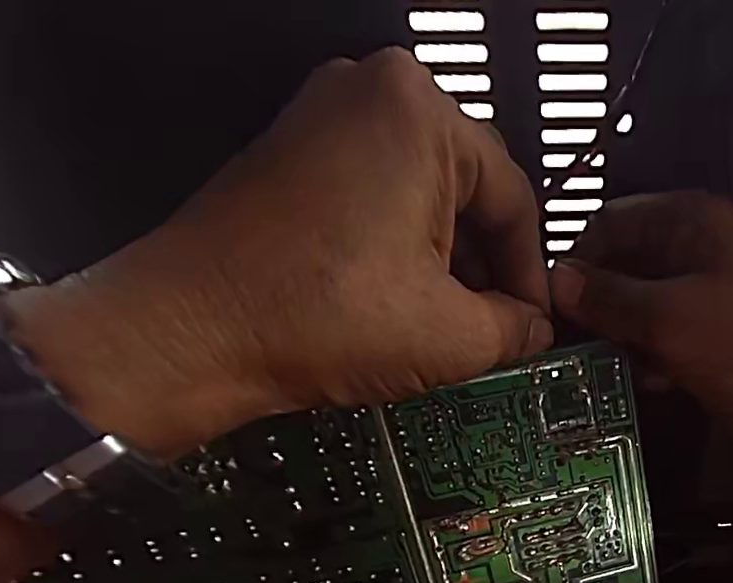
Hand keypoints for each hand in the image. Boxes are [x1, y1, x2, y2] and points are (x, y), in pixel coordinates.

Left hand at [7, 48, 552, 456]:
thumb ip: (520, 329)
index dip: (534, 275)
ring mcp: (328, 121)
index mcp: (419, 115)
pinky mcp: (302, 158)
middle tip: (500, 326)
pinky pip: (387, 199)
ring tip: (454, 324)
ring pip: (432, 200)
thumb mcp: (456, 336)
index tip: (536, 321)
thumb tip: (535, 328)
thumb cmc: (310, 315)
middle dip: (493, 269)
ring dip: (456, 266)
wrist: (195, 334)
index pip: (517, 200)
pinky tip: (411, 305)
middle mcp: (371, 96)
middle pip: (475, 194)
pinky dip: (411, 253)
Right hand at [548, 192, 732, 445]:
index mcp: (695, 221)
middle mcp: (703, 252)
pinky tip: (649, 377)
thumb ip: (609, 298)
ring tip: (613, 363)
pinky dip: (651, 357)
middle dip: (603, 306)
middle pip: (627, 268)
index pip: (612, 222)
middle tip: (580, 338)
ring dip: (625, 337)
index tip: (559, 300)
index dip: (580, 261)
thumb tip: (565, 284)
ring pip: (644, 309)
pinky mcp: (715, 339)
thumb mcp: (668, 317)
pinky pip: (666, 340)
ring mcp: (710, 298)